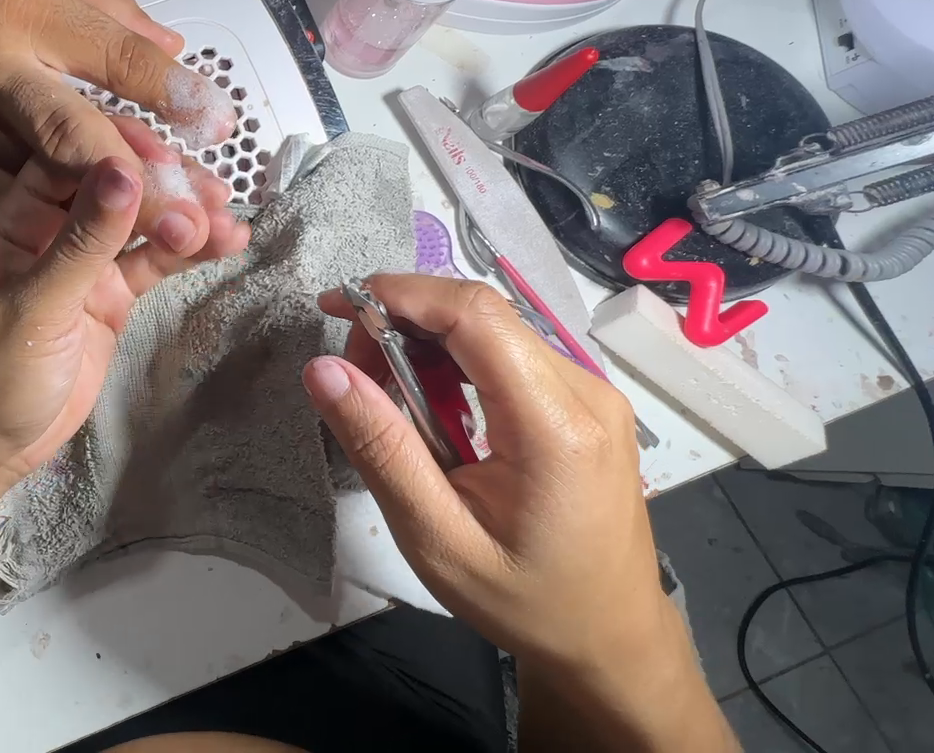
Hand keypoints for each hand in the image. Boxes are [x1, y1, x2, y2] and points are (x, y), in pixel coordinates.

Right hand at [0, 0, 239, 256]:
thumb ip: (104, 7)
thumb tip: (169, 49)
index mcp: (17, 3)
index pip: (112, 55)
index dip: (172, 93)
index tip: (218, 122)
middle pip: (72, 135)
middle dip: (139, 181)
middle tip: (197, 215)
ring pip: (34, 177)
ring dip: (98, 209)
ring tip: (158, 233)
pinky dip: (42, 212)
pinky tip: (84, 230)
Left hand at [0, 148, 247, 495]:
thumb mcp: (36, 306)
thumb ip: (83, 242)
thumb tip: (123, 170)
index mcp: (16, 217)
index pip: (70, 161)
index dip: (121, 153)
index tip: (172, 165)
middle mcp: (52, 227)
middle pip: (113, 185)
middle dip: (163, 186)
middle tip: (213, 196)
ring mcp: (85, 260)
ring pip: (141, 222)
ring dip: (185, 218)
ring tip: (231, 222)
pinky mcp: (110, 292)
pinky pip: (152, 262)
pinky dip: (186, 253)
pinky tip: (225, 244)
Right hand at [304, 275, 678, 672]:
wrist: (611, 640)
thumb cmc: (525, 598)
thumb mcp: (435, 536)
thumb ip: (380, 447)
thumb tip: (321, 368)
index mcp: (555, 425)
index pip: (474, 314)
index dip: (399, 294)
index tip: (334, 307)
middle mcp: (583, 390)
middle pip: (476, 311)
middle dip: (399, 320)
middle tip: (352, 371)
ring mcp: (586, 391)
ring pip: (485, 325)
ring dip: (419, 340)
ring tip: (384, 393)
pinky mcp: (577, 400)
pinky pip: (500, 349)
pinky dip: (446, 359)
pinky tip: (426, 403)